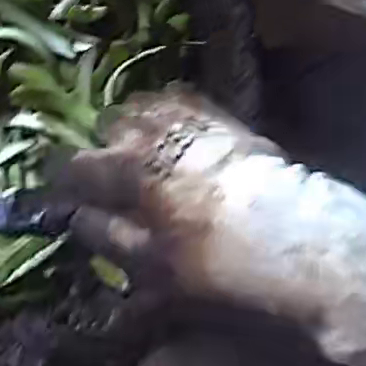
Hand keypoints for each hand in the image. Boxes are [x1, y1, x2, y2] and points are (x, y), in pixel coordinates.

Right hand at [56, 91, 365, 365]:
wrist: (300, 236)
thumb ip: (112, 235)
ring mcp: (180, 120)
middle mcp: (152, 139)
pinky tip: (168, 132)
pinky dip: (160, 111)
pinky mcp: (208, 111)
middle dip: (103, 151)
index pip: (77, 168)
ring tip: (143, 153)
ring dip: (130, 129)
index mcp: (135, 179)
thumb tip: (76, 217)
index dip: (65, 177)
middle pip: (104, 132)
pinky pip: (168, 99)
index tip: (65, 186)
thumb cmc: (227, 262)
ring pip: (134, 110)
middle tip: (115, 176)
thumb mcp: (162, 267)